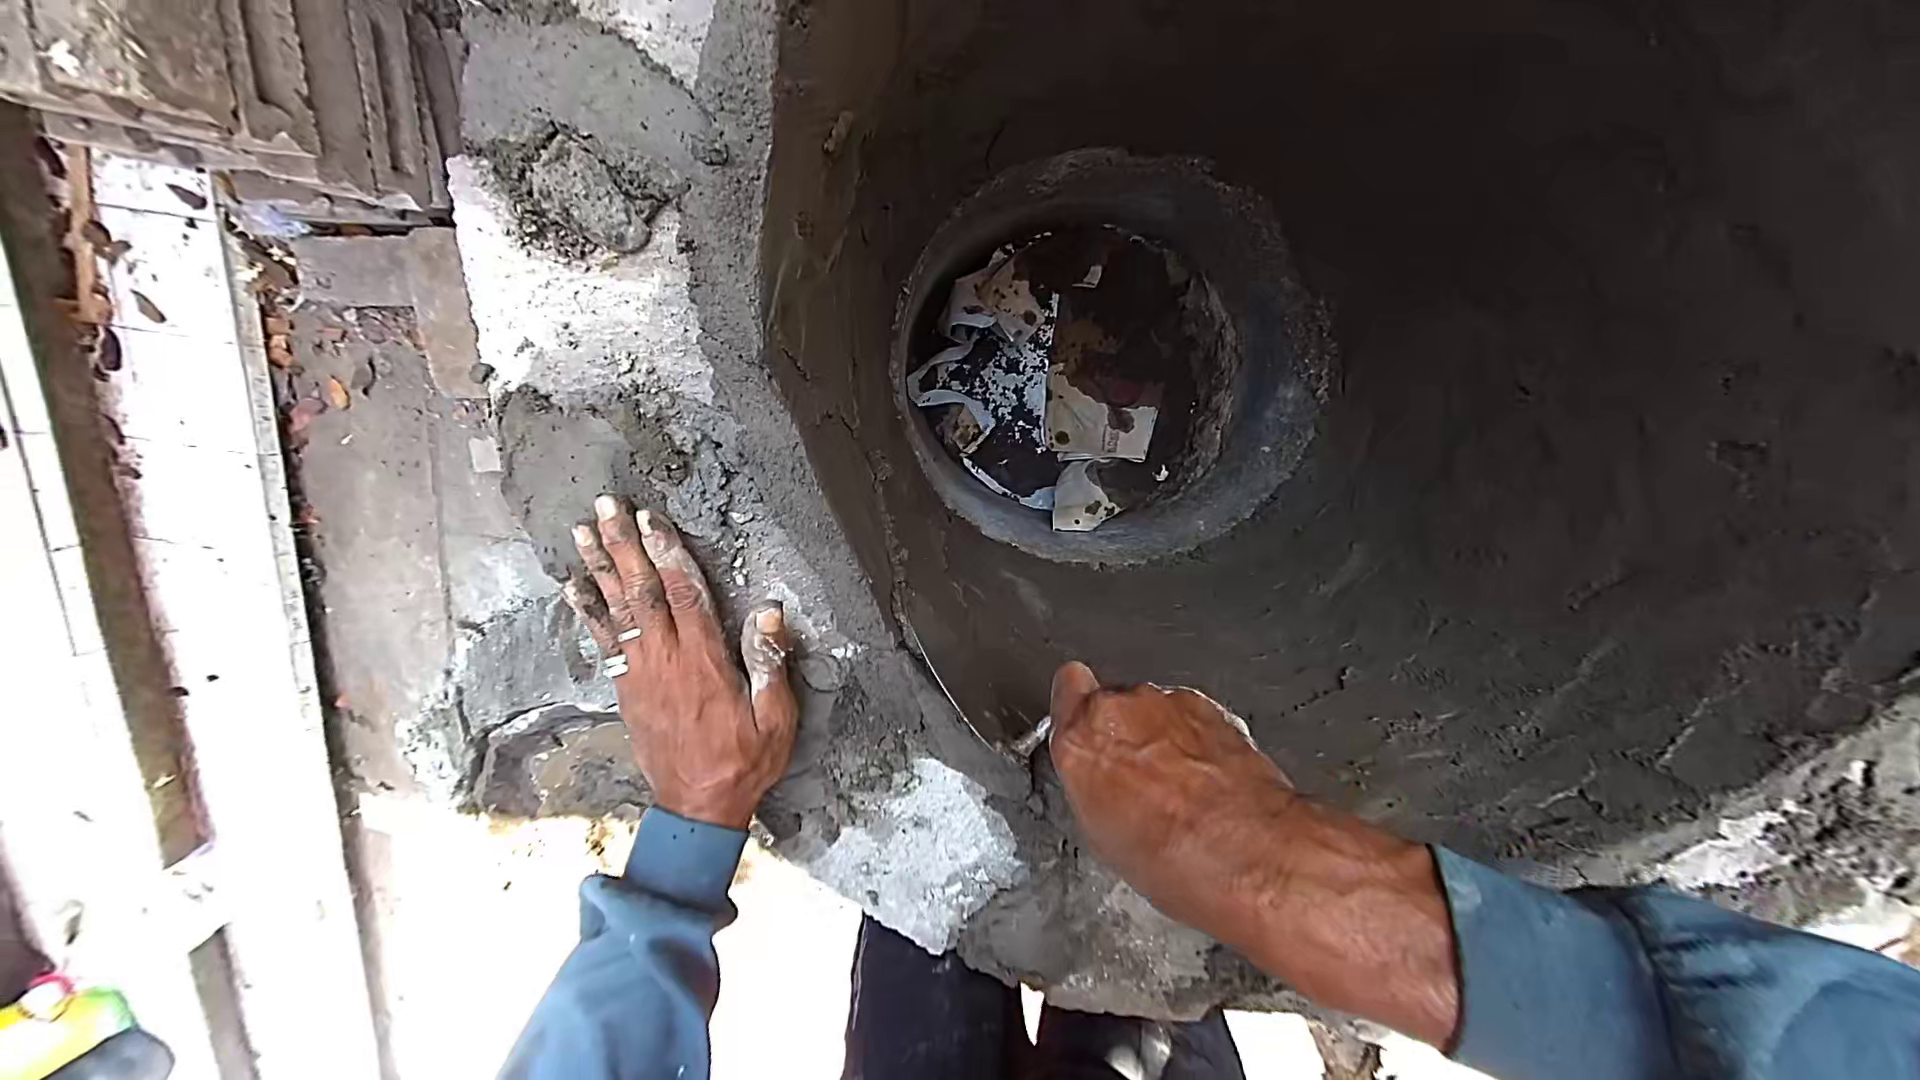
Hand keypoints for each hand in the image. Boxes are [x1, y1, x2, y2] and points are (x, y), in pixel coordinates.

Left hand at [563, 495, 798, 829]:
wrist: (699, 806)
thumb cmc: (745, 759)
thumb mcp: (776, 717)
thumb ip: (771, 664)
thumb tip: (771, 614)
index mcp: (705, 664)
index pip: (686, 597)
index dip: (669, 556)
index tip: (653, 522)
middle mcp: (666, 663)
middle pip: (642, 595)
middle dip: (625, 547)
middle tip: (608, 508)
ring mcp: (642, 676)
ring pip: (616, 613)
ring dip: (599, 569)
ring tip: (583, 532)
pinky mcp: (628, 690)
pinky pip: (603, 644)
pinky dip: (586, 612)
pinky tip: (573, 587)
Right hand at [1046, 662, 1300, 936]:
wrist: (1252, 856)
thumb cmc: (1177, 859)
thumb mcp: (1100, 834)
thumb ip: (1088, 778)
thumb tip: (1095, 773)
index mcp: (1080, 738)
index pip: (1067, 684)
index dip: (1077, 704)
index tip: (1085, 727)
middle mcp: (1120, 708)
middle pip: (1112, 701)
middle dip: (1122, 731)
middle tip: (1138, 776)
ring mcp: (1167, 703)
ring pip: (1152, 708)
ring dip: (1160, 735)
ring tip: (1181, 788)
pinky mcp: (1209, 706)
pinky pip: (1189, 716)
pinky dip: (1195, 739)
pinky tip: (1208, 782)